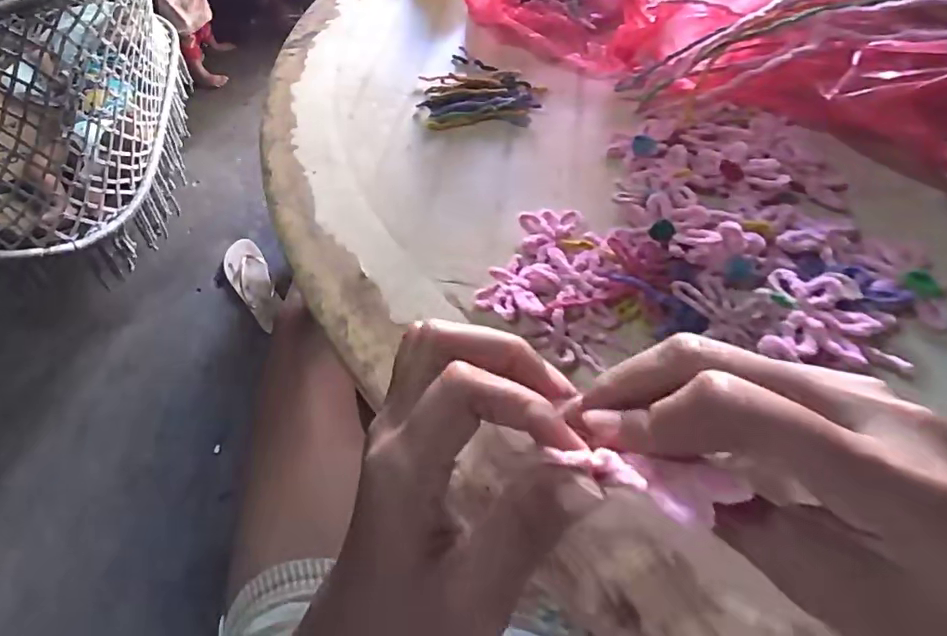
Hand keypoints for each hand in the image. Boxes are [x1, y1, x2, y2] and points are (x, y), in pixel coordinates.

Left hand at [298, 321, 603, 635]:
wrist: (357, 634)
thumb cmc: (411, 623)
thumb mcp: (474, 594)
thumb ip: (526, 527)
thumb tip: (589, 471)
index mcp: (403, 460)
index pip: (460, 385)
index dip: (524, 401)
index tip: (574, 447)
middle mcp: (389, 424)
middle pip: (435, 340)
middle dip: (505, 354)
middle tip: (561, 398)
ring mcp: (388, 421)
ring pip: (426, 344)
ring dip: (488, 352)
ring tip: (541, 392)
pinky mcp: (397, 430)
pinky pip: (427, 367)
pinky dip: (474, 363)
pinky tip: (509, 399)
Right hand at [575, 335, 946, 635]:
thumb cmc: (941, 625)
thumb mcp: (834, 596)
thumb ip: (735, 519)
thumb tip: (641, 464)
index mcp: (891, 476)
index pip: (738, 405)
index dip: (654, 416)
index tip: (598, 441)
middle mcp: (870, 404)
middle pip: (715, 357)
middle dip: (634, 380)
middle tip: (583, 414)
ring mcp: (857, 381)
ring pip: (719, 352)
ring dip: (652, 377)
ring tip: (610, 412)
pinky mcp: (839, 379)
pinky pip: (741, 368)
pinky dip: (686, 385)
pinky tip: (663, 413)